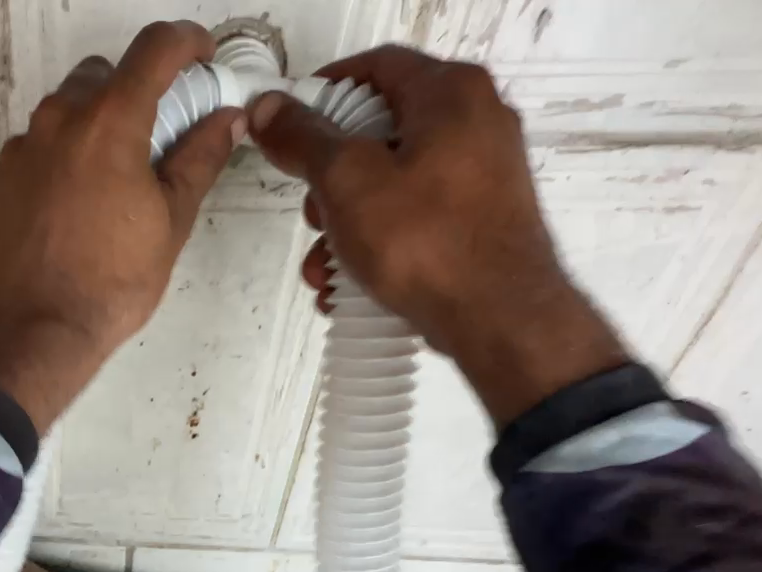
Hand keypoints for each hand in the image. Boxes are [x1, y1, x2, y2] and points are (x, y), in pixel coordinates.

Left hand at [0, 21, 244, 432]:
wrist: (39, 333)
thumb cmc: (107, 286)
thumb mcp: (170, 221)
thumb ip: (199, 158)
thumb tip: (224, 121)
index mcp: (109, 122)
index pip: (154, 48)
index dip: (186, 44)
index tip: (197, 59)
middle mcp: (56, 124)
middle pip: (102, 78)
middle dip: (132, 95)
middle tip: (153, 139)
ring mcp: (19, 154)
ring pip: (62, 116)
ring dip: (90, 131)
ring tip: (109, 184)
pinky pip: (33, 155)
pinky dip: (56, 165)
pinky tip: (71, 209)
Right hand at [247, 46, 627, 424]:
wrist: (496, 315)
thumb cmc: (422, 238)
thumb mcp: (346, 181)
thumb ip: (303, 139)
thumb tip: (266, 107)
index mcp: (449, 93)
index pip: (374, 67)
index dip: (323, 93)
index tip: (286, 130)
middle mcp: (475, 121)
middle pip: (378, 134)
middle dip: (328, 181)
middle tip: (313, 217)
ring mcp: (482, 174)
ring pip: (390, 185)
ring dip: (343, 227)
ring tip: (324, 271)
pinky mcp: (480, 219)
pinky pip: (413, 219)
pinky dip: (376, 245)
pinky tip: (350, 286)